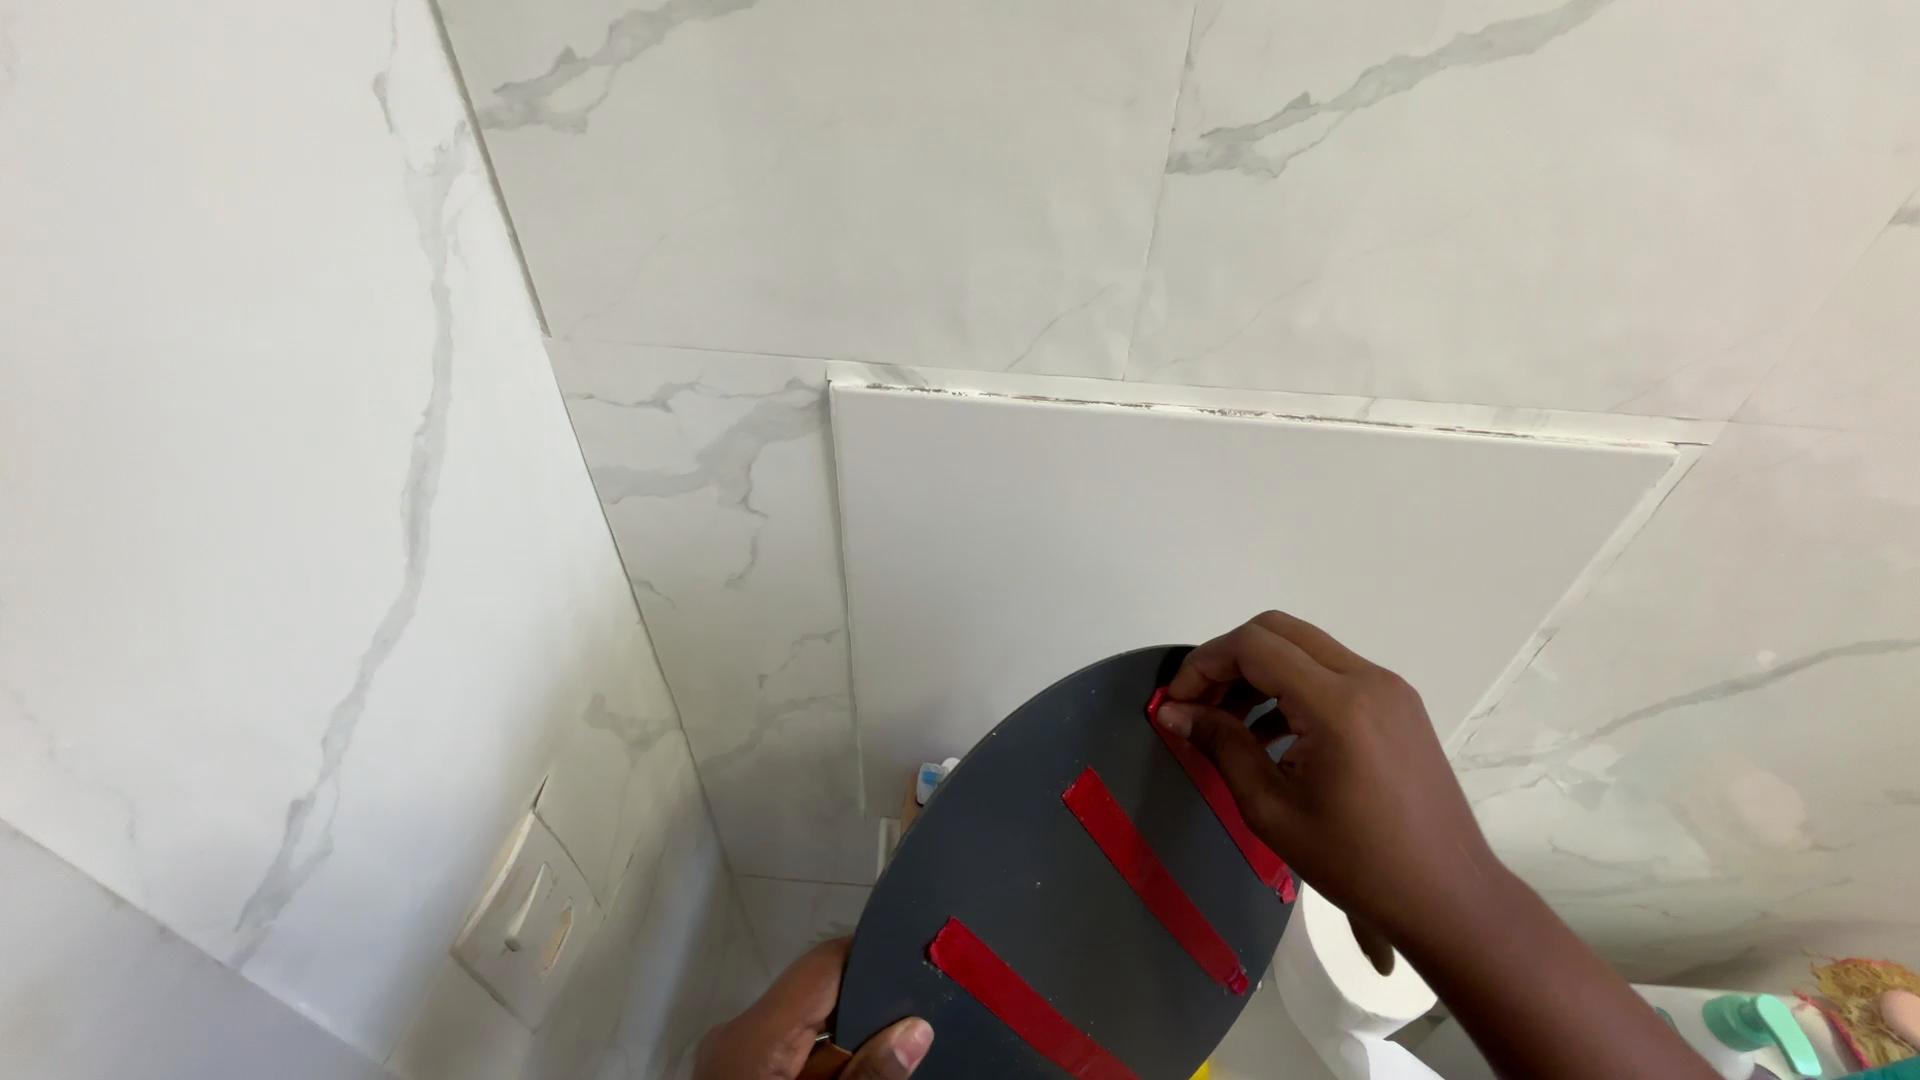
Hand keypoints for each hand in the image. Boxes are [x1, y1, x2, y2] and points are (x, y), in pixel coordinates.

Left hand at [693, 938, 932, 1079]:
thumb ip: (867, 1077)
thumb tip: (915, 1028)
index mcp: (753, 1036)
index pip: (824, 964)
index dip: (872, 959)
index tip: (916, 969)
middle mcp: (738, 1038)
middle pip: (820, 1000)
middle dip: (869, 1014)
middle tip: (916, 1027)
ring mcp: (734, 1063)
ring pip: (809, 1035)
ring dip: (850, 1048)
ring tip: (896, 1054)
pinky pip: (792, 1062)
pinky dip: (826, 1071)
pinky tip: (861, 1077)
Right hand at [1154, 611, 1502, 946]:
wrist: (1448, 900)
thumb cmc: (1355, 863)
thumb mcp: (1271, 809)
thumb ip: (1220, 745)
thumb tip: (1171, 711)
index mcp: (1337, 705)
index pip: (1253, 646)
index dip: (1203, 665)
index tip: (1177, 702)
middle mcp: (1367, 679)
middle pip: (1276, 631)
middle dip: (1227, 659)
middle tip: (1199, 704)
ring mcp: (1388, 688)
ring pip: (1303, 647)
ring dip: (1257, 671)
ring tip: (1228, 723)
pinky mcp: (1396, 704)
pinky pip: (1329, 672)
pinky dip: (1289, 685)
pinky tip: (1270, 733)